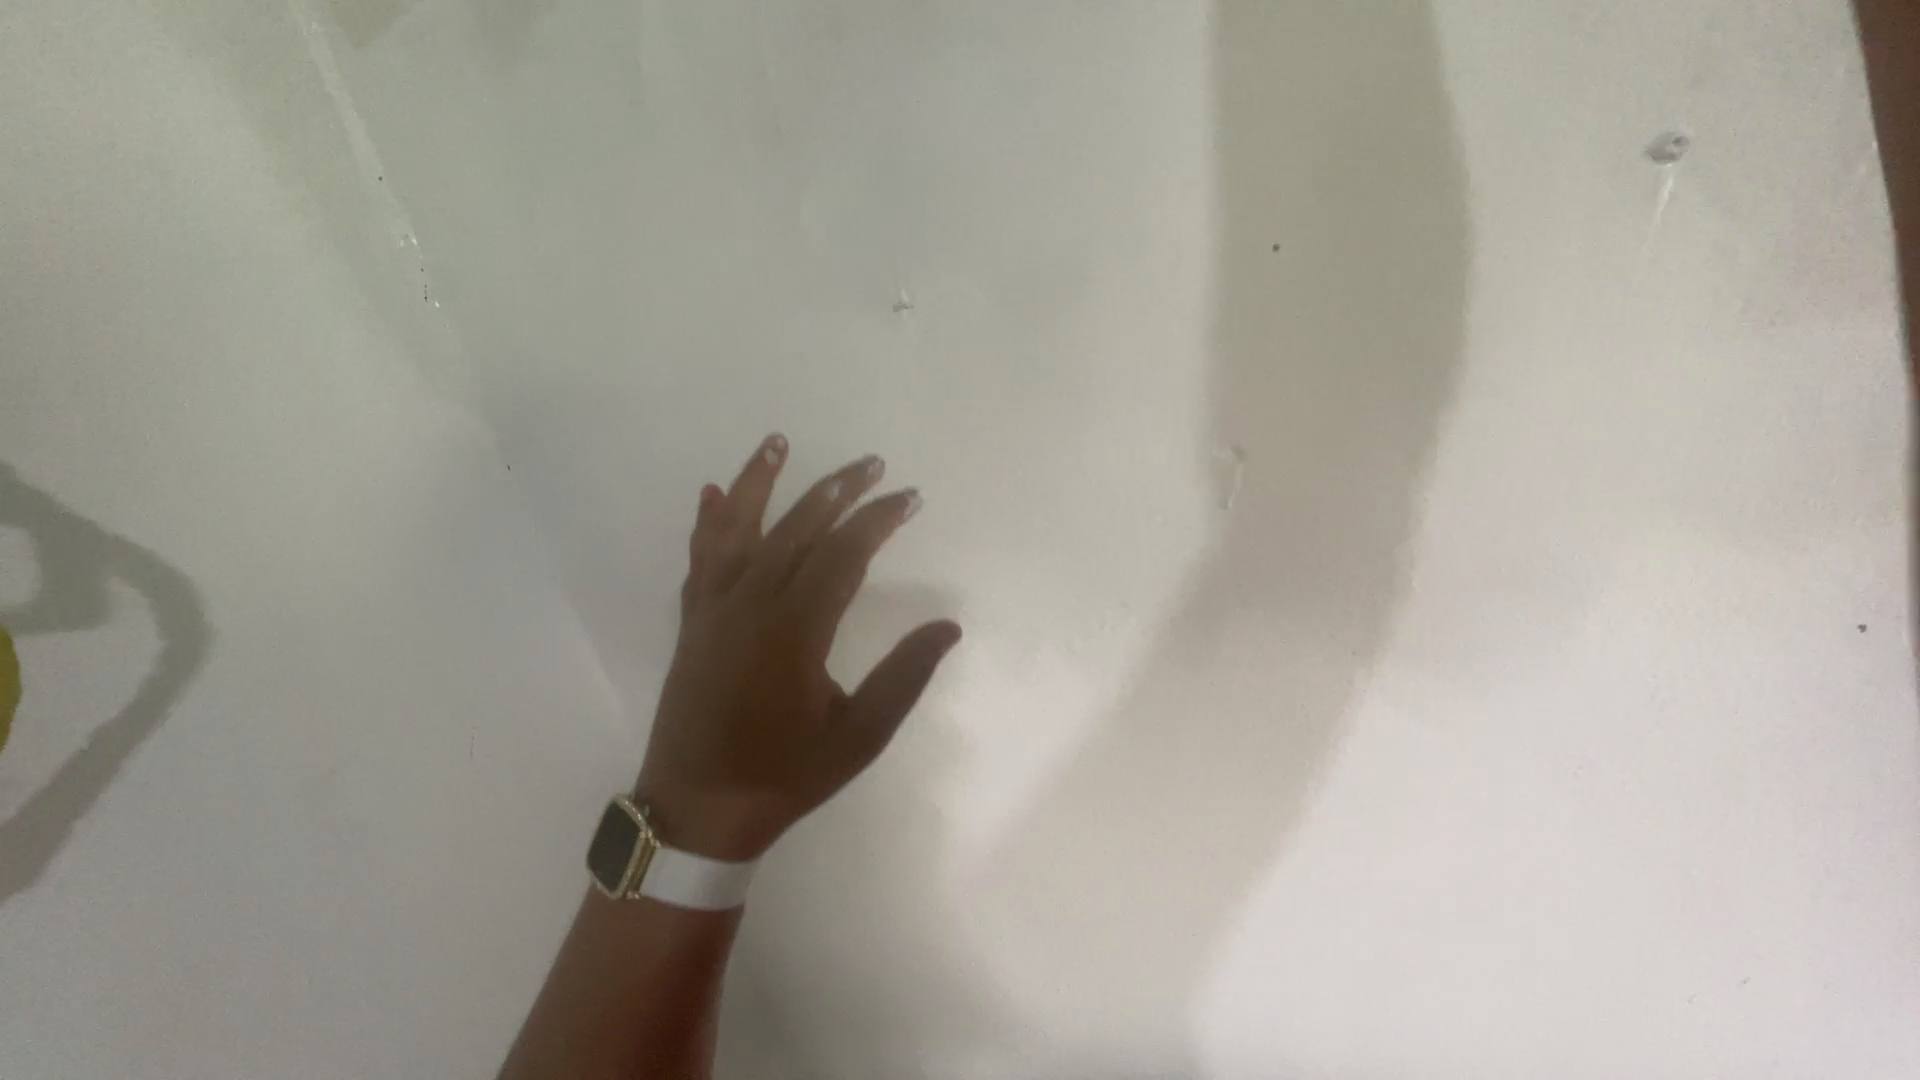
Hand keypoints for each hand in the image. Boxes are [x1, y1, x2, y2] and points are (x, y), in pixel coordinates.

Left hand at [634, 435, 960, 860]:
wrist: (696, 809)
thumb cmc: (785, 775)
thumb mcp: (859, 736)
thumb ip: (904, 676)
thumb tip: (947, 626)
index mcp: (796, 627)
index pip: (845, 553)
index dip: (880, 520)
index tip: (909, 497)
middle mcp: (751, 602)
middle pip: (798, 528)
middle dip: (837, 490)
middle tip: (870, 463)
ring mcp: (715, 609)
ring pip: (738, 528)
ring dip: (759, 482)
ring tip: (777, 442)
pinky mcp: (693, 622)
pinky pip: (699, 559)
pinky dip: (707, 523)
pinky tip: (709, 493)